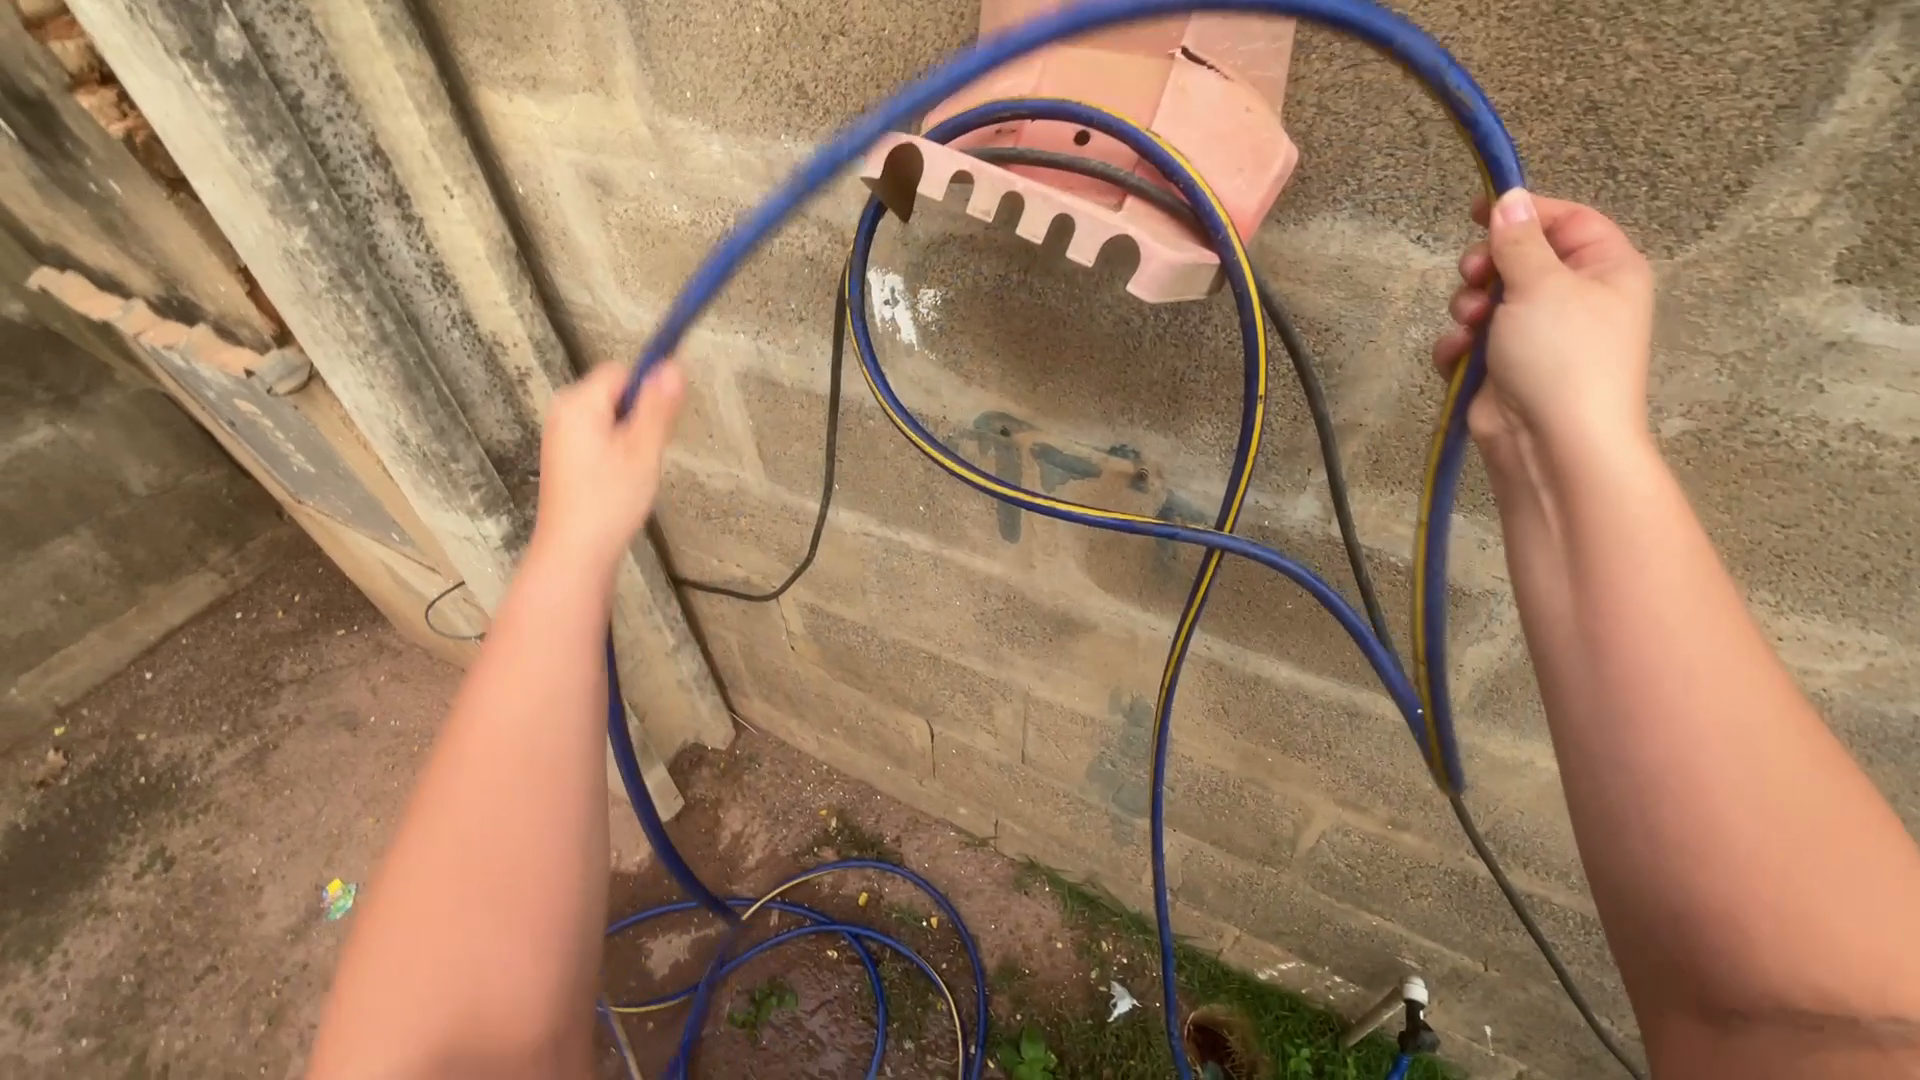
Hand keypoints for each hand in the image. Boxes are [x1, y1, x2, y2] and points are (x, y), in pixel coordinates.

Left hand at [530, 359, 685, 572]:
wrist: (576, 551)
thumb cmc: (605, 505)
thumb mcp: (643, 450)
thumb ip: (659, 406)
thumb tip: (673, 368)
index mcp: (579, 404)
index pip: (623, 371)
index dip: (648, 391)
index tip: (664, 417)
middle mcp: (564, 413)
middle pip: (617, 394)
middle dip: (640, 417)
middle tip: (646, 452)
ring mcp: (562, 436)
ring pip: (612, 418)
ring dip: (631, 437)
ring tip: (633, 470)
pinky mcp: (566, 456)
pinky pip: (601, 437)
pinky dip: (617, 452)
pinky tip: (621, 480)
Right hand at [1432, 189, 1654, 473]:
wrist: (1551, 439)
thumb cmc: (1562, 355)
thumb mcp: (1542, 285)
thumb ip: (1519, 240)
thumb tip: (1510, 198)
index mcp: (1603, 269)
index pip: (1565, 221)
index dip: (1524, 212)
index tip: (1478, 209)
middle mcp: (1571, 298)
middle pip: (1518, 259)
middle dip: (1487, 267)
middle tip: (1476, 276)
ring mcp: (1533, 335)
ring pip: (1486, 301)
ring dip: (1467, 308)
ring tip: (1471, 326)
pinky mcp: (1499, 367)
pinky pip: (1469, 341)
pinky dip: (1459, 347)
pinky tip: (1459, 358)